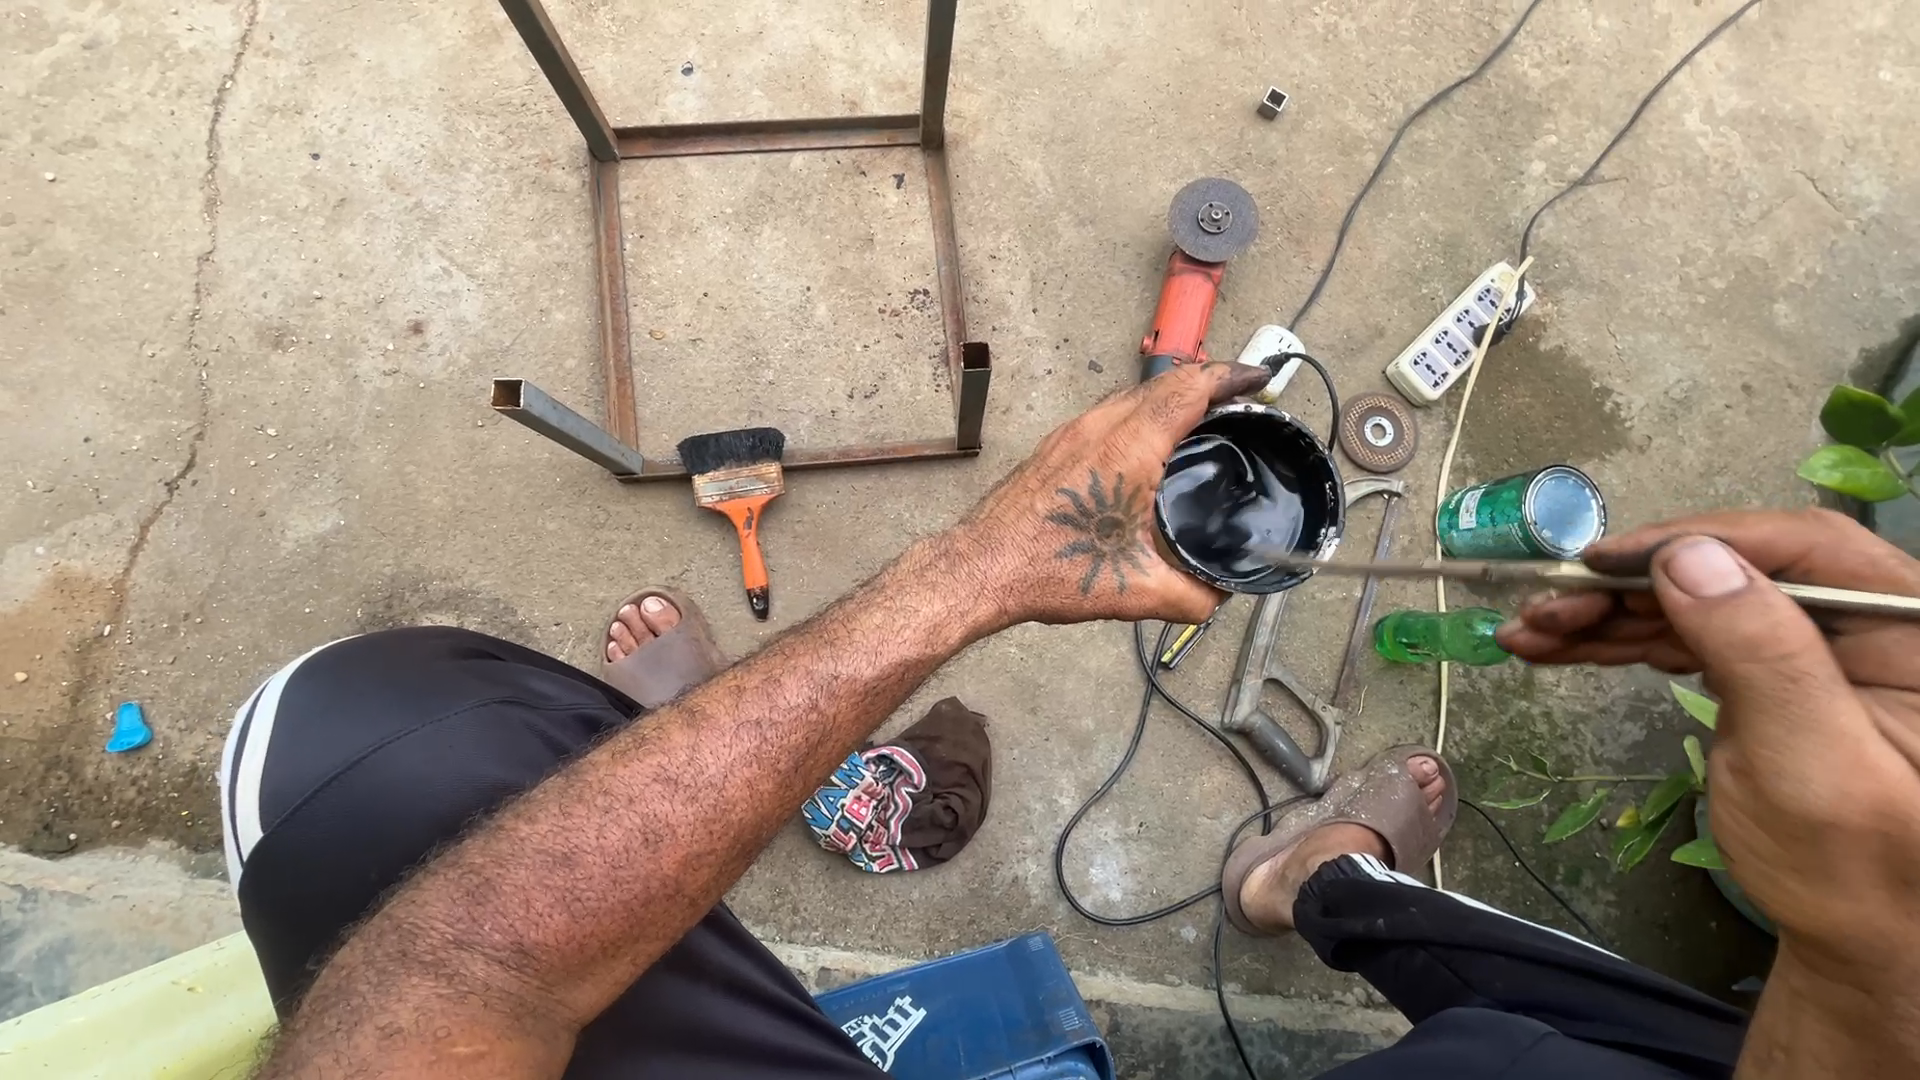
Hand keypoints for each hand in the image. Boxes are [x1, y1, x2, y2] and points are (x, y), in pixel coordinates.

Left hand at [954, 362, 1269, 625]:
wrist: (982, 567)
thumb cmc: (1050, 570)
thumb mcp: (1138, 592)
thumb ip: (1194, 596)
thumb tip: (1220, 597)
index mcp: (1129, 447)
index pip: (1190, 387)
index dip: (1231, 376)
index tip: (1259, 378)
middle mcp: (1099, 427)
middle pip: (1163, 383)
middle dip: (1207, 383)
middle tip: (1237, 401)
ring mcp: (1070, 433)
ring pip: (1130, 395)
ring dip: (1168, 397)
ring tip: (1197, 419)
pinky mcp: (1052, 446)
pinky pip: (1105, 414)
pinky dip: (1136, 414)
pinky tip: (1143, 444)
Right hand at [1495, 509, 1919, 982]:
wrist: (1864, 937)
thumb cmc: (1857, 866)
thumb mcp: (1813, 764)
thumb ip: (1761, 654)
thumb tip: (1687, 558)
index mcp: (1915, 635)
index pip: (1804, 549)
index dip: (1695, 541)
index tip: (1602, 562)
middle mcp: (1858, 627)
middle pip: (1722, 574)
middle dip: (1621, 591)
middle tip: (1542, 613)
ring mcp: (1799, 649)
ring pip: (1682, 604)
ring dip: (1596, 617)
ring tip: (1524, 634)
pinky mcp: (1753, 672)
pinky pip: (1671, 638)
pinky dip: (1605, 641)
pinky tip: (1550, 648)